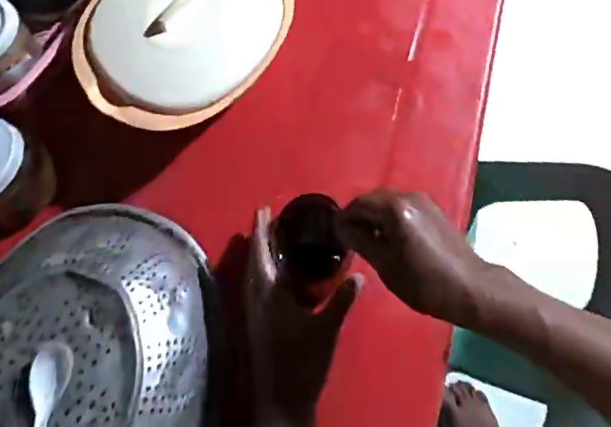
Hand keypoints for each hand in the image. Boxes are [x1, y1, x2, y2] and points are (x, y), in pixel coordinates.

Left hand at [246, 205, 362, 425]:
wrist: (281, 401)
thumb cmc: (303, 363)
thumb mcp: (326, 330)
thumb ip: (341, 301)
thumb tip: (359, 275)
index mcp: (269, 291)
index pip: (261, 251)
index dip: (262, 228)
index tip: (263, 208)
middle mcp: (255, 296)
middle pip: (253, 258)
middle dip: (258, 236)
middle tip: (266, 217)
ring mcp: (252, 310)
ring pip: (251, 271)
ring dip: (257, 252)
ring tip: (266, 238)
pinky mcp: (254, 322)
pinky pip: (253, 284)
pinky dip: (258, 269)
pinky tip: (269, 273)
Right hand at [338, 189, 493, 328]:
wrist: (473, 290)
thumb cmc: (425, 281)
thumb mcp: (386, 265)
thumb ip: (360, 242)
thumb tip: (342, 228)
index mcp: (393, 206)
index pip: (358, 205)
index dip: (344, 219)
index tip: (336, 235)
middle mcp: (406, 195)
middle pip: (373, 200)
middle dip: (359, 216)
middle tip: (351, 238)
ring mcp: (422, 200)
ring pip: (388, 203)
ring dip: (375, 218)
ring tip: (370, 241)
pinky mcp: (433, 210)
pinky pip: (402, 208)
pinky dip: (391, 219)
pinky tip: (391, 239)